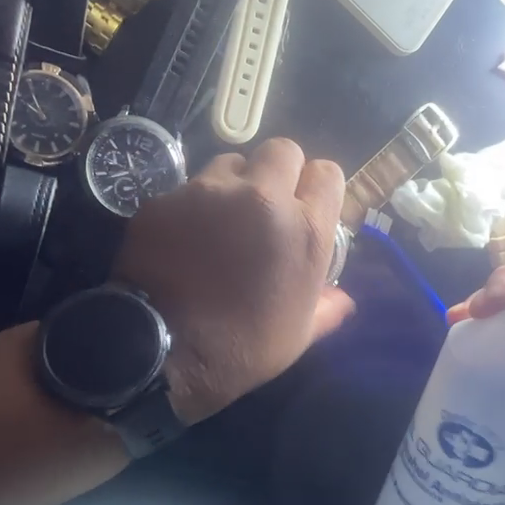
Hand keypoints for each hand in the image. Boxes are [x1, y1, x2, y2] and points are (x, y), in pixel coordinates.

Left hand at [112, 139, 355, 422]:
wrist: (160, 354)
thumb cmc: (242, 350)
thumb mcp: (298, 335)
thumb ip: (326, 307)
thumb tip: (344, 298)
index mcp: (305, 230)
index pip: (328, 173)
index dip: (317, 188)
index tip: (306, 208)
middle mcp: (263, 198)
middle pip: (283, 150)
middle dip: (279, 172)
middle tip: (267, 207)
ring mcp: (209, 192)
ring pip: (232, 162)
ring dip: (234, 184)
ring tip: (222, 220)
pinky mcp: (166, 198)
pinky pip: (188, 188)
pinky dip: (191, 207)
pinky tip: (183, 239)